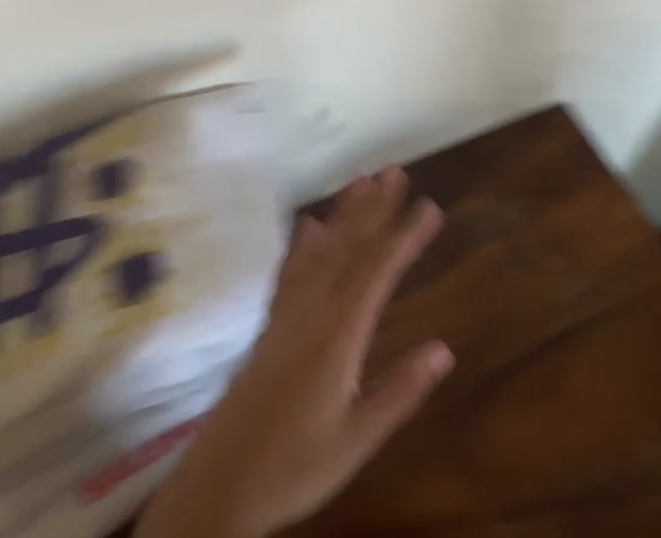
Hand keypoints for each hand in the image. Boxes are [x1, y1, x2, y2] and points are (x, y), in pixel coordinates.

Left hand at [137, 166, 450, 537]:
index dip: (405, 237)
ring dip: (343, 216)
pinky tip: (309, 226)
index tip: (430, 206)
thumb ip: (399, 392)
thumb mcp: (357, 440)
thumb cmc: (294, 469)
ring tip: (361, 182)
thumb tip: (444, 349)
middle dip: (374, 209)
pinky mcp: (268, 331)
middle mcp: (310, 316)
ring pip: (319, 255)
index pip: (378, 274)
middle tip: (395, 170)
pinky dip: (303, 246)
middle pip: (347, 251)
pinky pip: (289, 275)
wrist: (216, 489)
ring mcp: (285, 320)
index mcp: (337, 338)